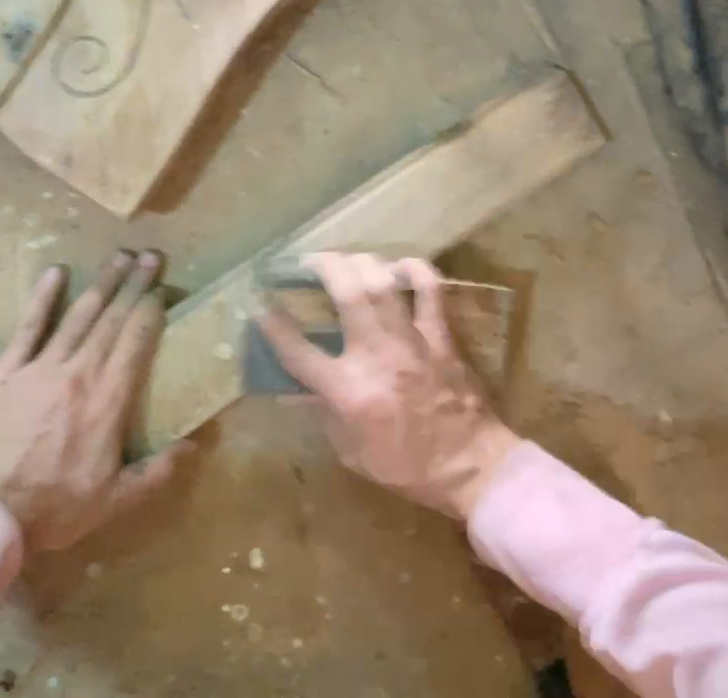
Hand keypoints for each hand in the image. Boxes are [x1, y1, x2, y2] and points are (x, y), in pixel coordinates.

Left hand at [0, 250, 188, 552]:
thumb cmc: (50, 509)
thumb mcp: (113, 500)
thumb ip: (155, 472)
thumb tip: (192, 445)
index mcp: (109, 400)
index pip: (137, 341)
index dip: (153, 310)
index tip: (165, 289)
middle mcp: (80, 372)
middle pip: (112, 319)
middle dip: (134, 285)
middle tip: (150, 257)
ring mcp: (40, 367)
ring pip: (78, 316)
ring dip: (101, 284)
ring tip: (118, 257)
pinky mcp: (5, 372)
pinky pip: (28, 327)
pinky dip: (43, 298)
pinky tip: (56, 273)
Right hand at [253, 252, 521, 520]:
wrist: (467, 466)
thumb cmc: (404, 466)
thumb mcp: (349, 451)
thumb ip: (322, 413)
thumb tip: (295, 388)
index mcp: (348, 391)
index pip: (298, 350)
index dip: (273, 325)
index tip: (259, 304)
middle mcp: (376, 357)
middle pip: (346, 293)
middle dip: (323, 267)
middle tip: (309, 261)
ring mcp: (411, 341)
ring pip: (383, 282)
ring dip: (361, 262)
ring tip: (347, 260)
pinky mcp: (440, 336)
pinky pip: (430, 291)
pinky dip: (415, 270)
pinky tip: (400, 265)